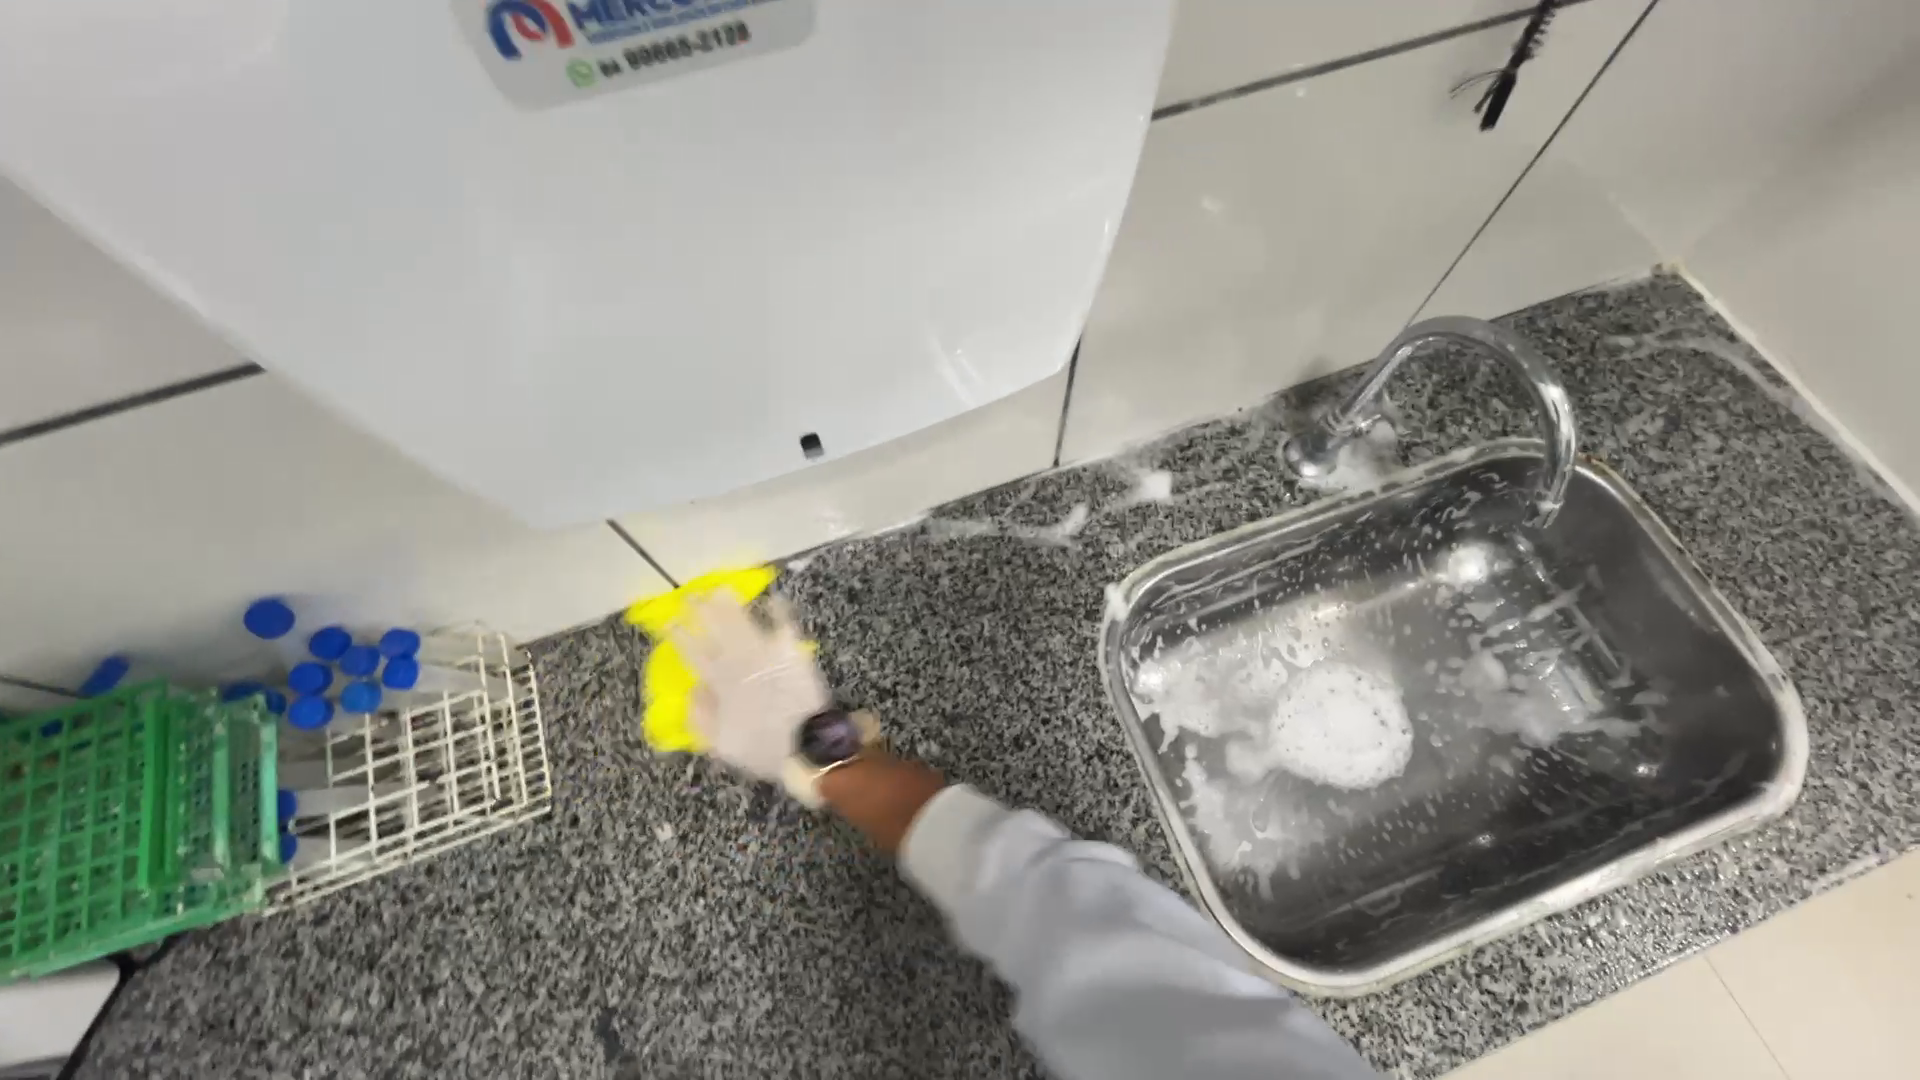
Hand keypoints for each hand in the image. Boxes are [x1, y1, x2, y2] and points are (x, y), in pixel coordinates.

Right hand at [663, 595, 829, 779]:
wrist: (807, 745)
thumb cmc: (763, 748)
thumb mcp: (722, 744)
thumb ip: (701, 716)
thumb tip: (692, 690)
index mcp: (720, 684)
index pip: (693, 654)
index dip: (679, 636)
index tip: (668, 620)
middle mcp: (740, 663)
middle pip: (716, 630)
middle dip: (701, 611)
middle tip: (690, 595)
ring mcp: (767, 654)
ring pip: (743, 622)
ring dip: (730, 605)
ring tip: (720, 590)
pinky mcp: (792, 652)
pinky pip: (784, 625)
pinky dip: (779, 611)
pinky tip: (774, 597)